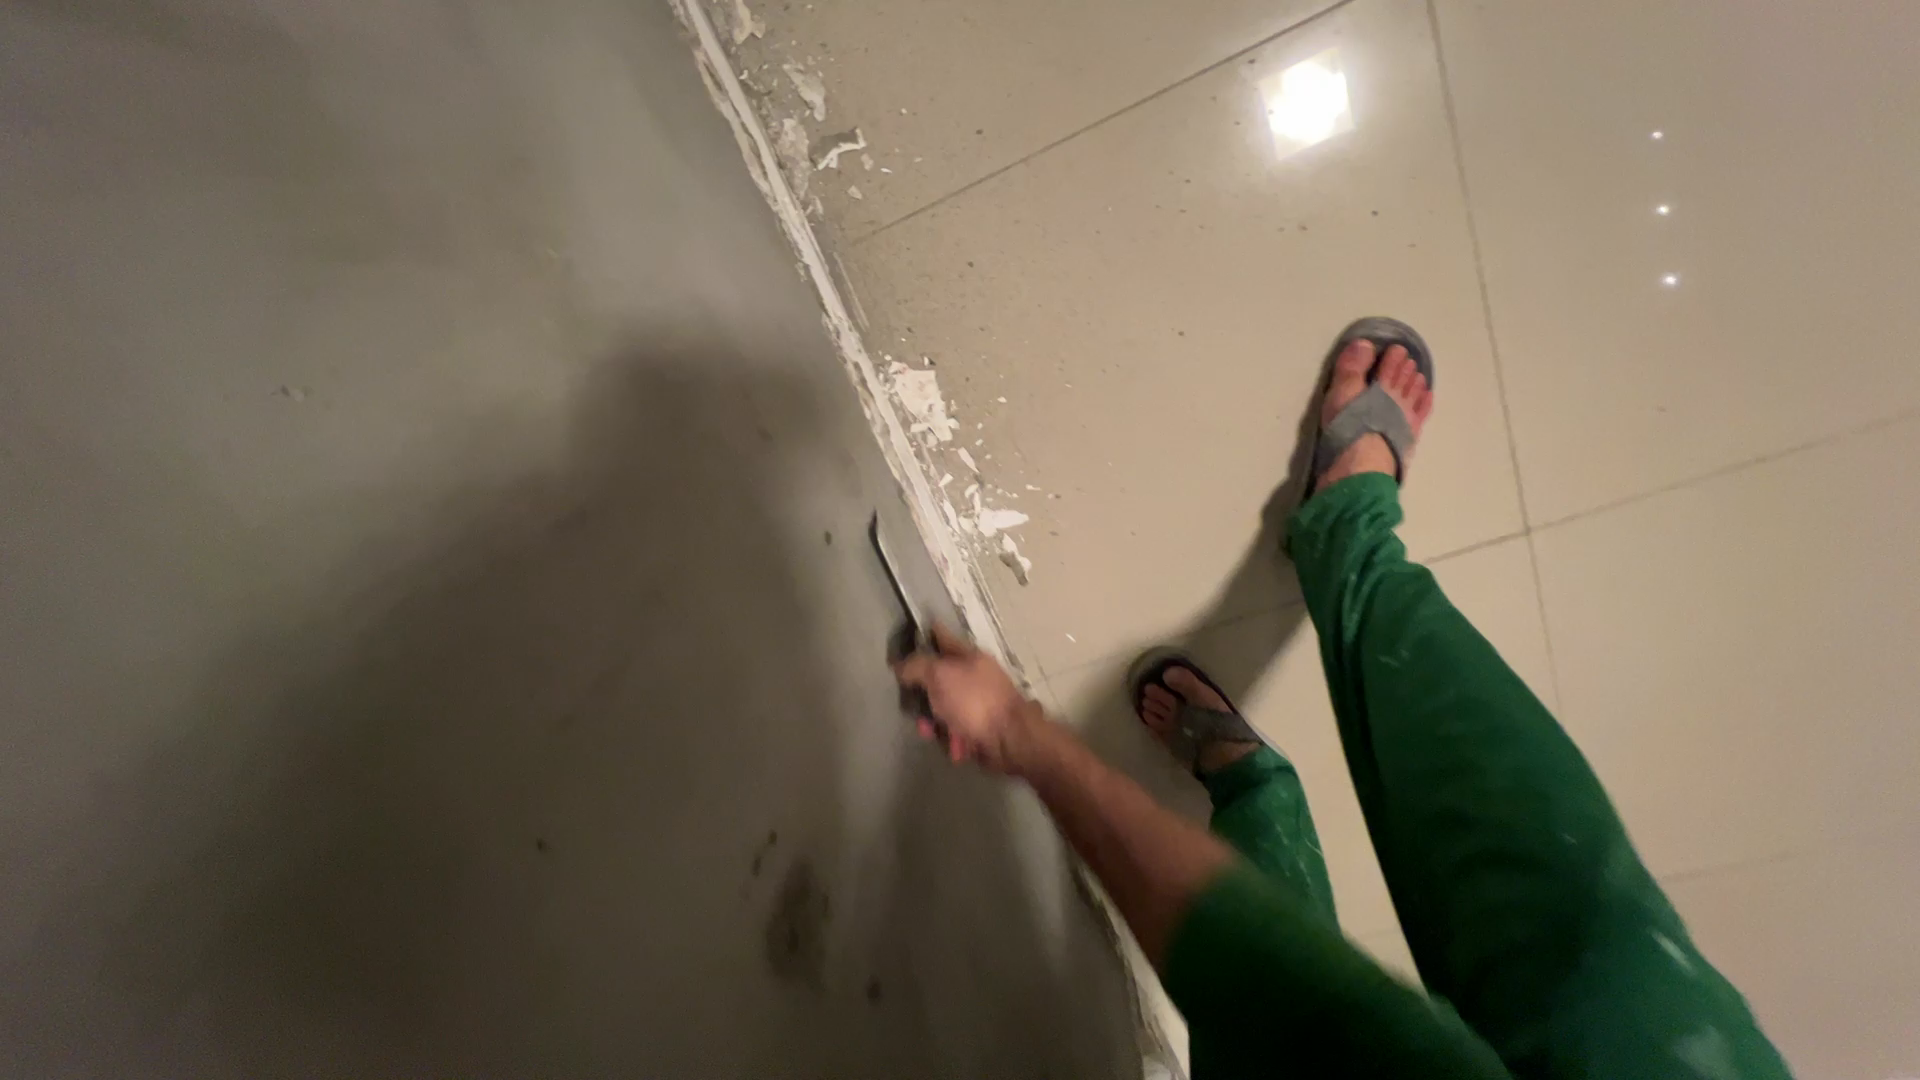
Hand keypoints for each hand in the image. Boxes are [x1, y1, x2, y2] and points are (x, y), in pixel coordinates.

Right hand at [892, 624, 1045, 774]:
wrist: (1009, 738)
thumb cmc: (974, 700)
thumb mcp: (940, 675)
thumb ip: (916, 666)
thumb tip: (900, 665)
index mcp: (968, 656)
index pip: (942, 637)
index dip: (925, 634)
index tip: (909, 635)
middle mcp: (974, 676)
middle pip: (938, 678)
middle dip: (922, 695)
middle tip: (912, 704)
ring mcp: (978, 703)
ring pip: (943, 709)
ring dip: (933, 722)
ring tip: (931, 731)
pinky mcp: (980, 729)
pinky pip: (955, 732)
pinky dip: (951, 740)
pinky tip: (954, 746)